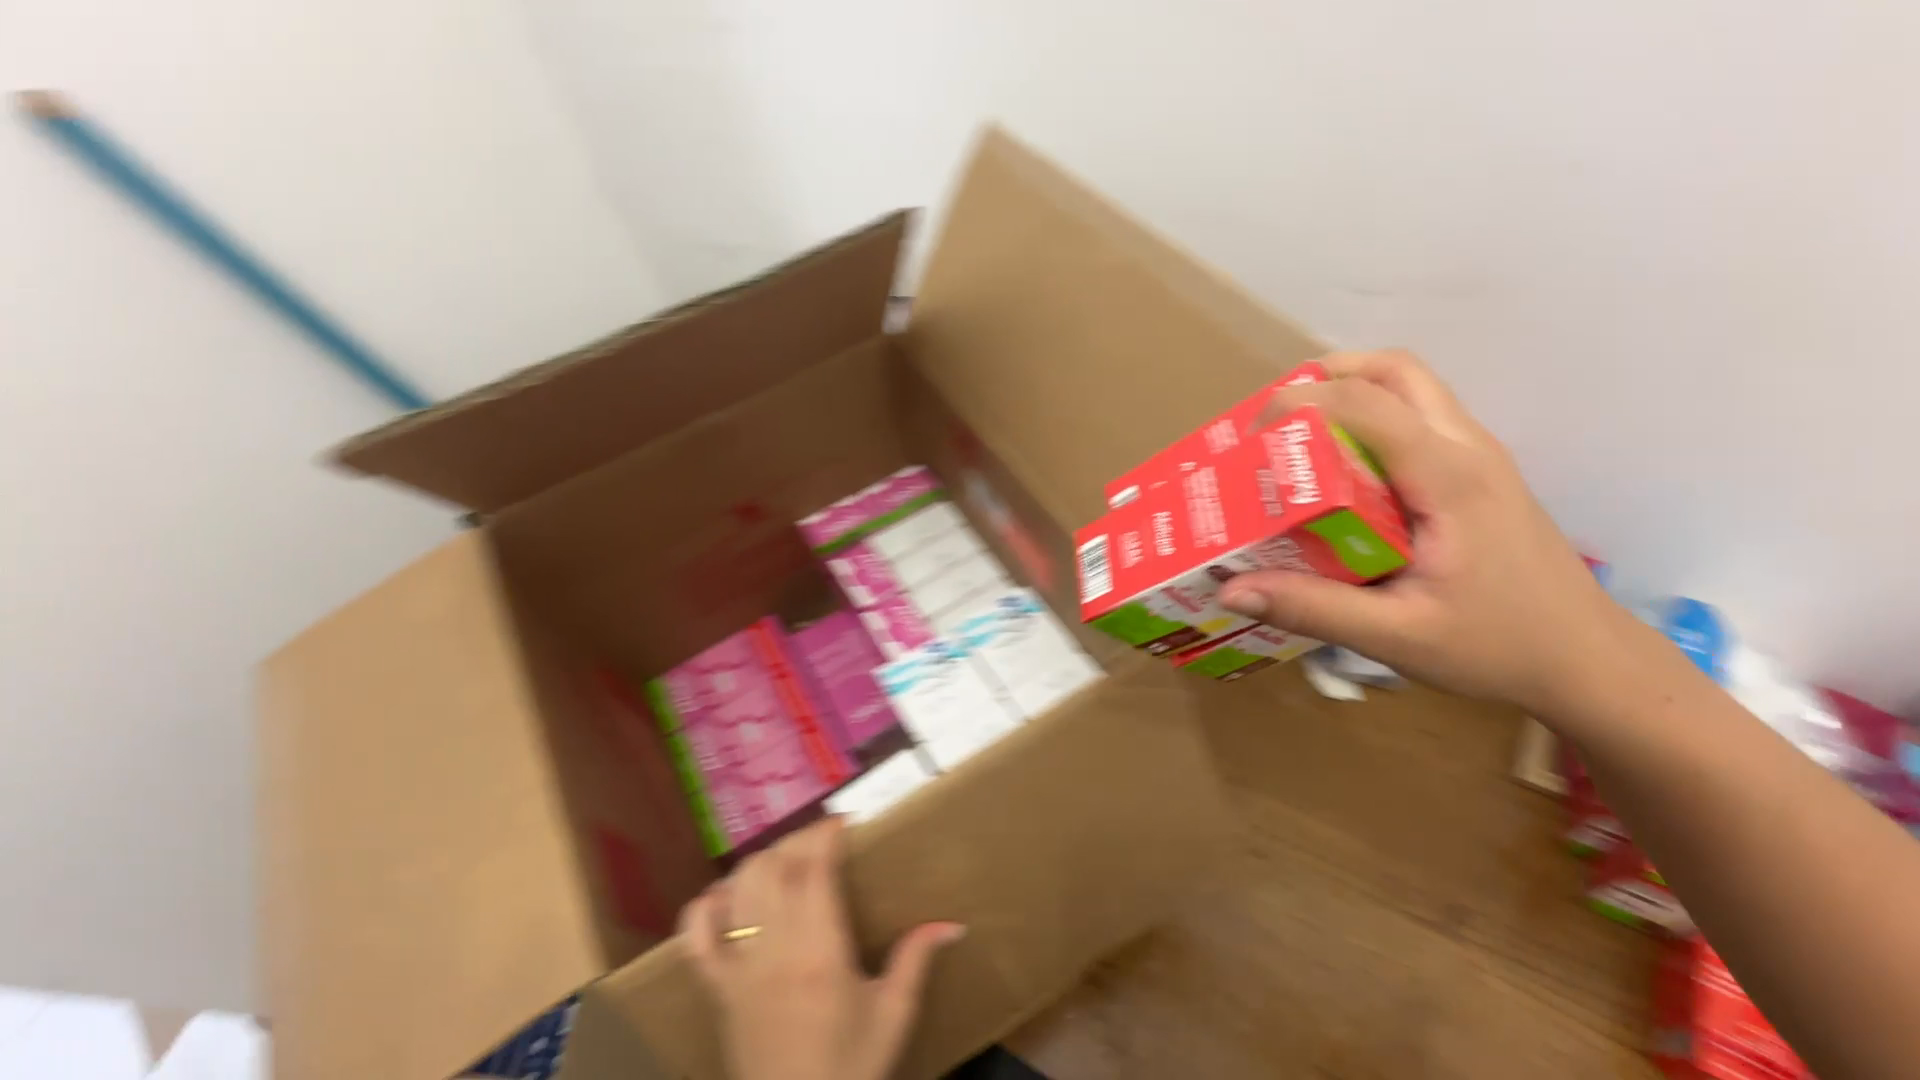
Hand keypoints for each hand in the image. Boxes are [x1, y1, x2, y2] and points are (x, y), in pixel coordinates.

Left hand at [680, 818, 966, 1079]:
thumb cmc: (850, 1067)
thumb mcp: (893, 1016)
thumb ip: (915, 961)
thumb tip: (951, 923)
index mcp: (821, 952)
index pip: (815, 869)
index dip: (826, 834)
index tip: (845, 821)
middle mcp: (775, 950)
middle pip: (775, 866)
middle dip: (799, 839)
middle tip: (824, 840)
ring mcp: (738, 968)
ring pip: (739, 887)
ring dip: (761, 862)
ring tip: (787, 862)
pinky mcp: (716, 988)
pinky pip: (696, 936)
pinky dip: (706, 906)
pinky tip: (729, 896)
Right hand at [1219, 350, 1642, 714]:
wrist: (1587, 661)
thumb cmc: (1498, 647)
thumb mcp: (1397, 638)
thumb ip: (1313, 609)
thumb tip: (1230, 589)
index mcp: (1448, 478)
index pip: (1367, 404)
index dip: (1301, 401)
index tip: (1249, 432)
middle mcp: (1467, 450)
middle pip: (1395, 372)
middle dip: (1327, 376)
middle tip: (1274, 418)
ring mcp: (1479, 458)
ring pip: (1412, 388)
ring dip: (1352, 393)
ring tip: (1298, 437)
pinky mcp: (1479, 476)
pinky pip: (1419, 421)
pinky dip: (1372, 420)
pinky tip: (1342, 474)